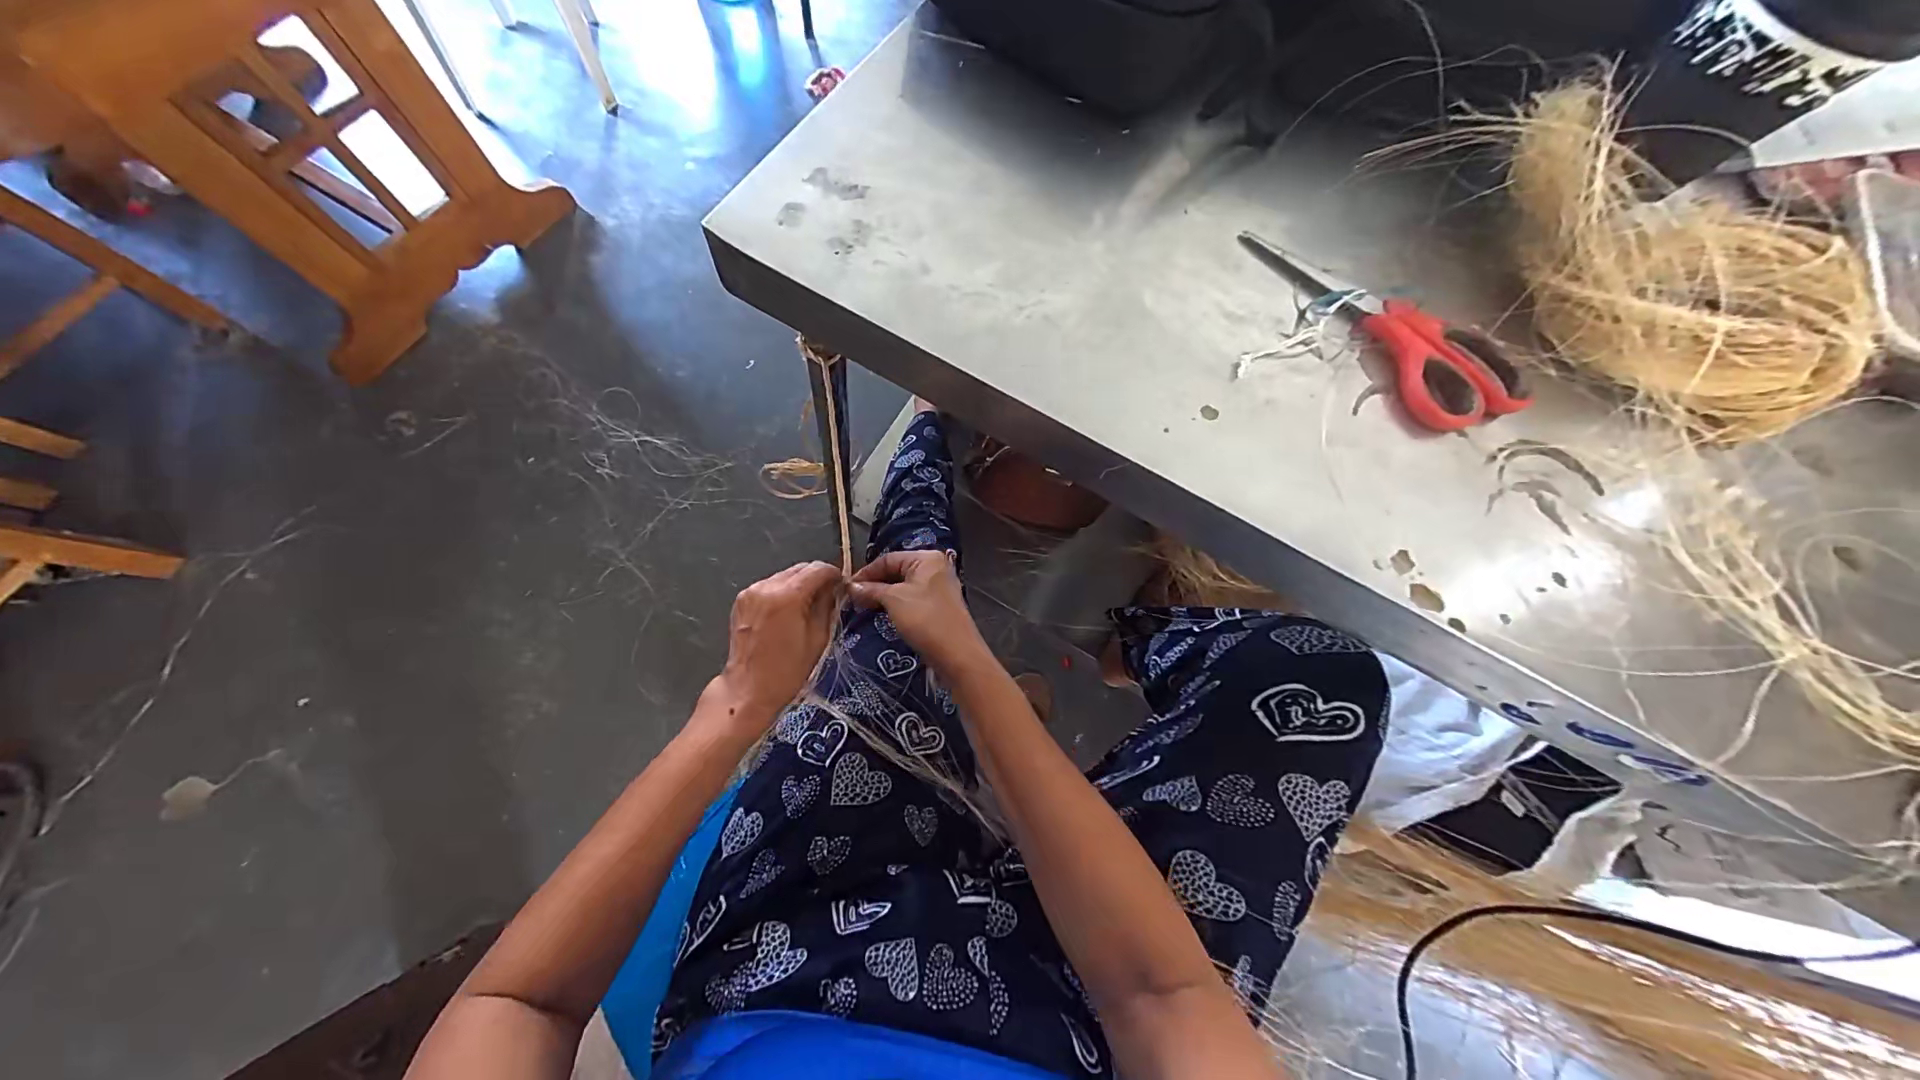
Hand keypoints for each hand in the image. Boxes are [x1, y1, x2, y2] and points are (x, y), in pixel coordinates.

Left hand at [707, 561, 842, 733]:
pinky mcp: (742, 600)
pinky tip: (788, 612)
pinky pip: (770, 586)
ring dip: (799, 584)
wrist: (749, 689)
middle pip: (800, 568)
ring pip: (785, 575)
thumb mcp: (819, 637)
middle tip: (828, 596)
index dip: (835, 574)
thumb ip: (827, 605)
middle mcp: (766, 588)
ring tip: (807, 606)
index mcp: (787, 596)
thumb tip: (834, 589)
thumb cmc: (787, 671)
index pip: (818, 569)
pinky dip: (783, 592)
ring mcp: (751, 593)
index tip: (842, 585)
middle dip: (817, 578)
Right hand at [848, 550, 988, 674]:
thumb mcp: (894, 600)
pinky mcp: (938, 607)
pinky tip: (882, 615)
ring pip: (903, 586)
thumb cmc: (925, 620)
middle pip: (896, 570)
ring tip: (863, 607)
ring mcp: (938, 588)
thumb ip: (871, 590)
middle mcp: (935, 568)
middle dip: (874, 584)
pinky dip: (896, 605)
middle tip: (853, 599)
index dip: (866, 572)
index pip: (888, 558)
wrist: (957, 654)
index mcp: (927, 558)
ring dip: (883, 596)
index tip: (847, 588)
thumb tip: (852, 587)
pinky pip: (911, 599)